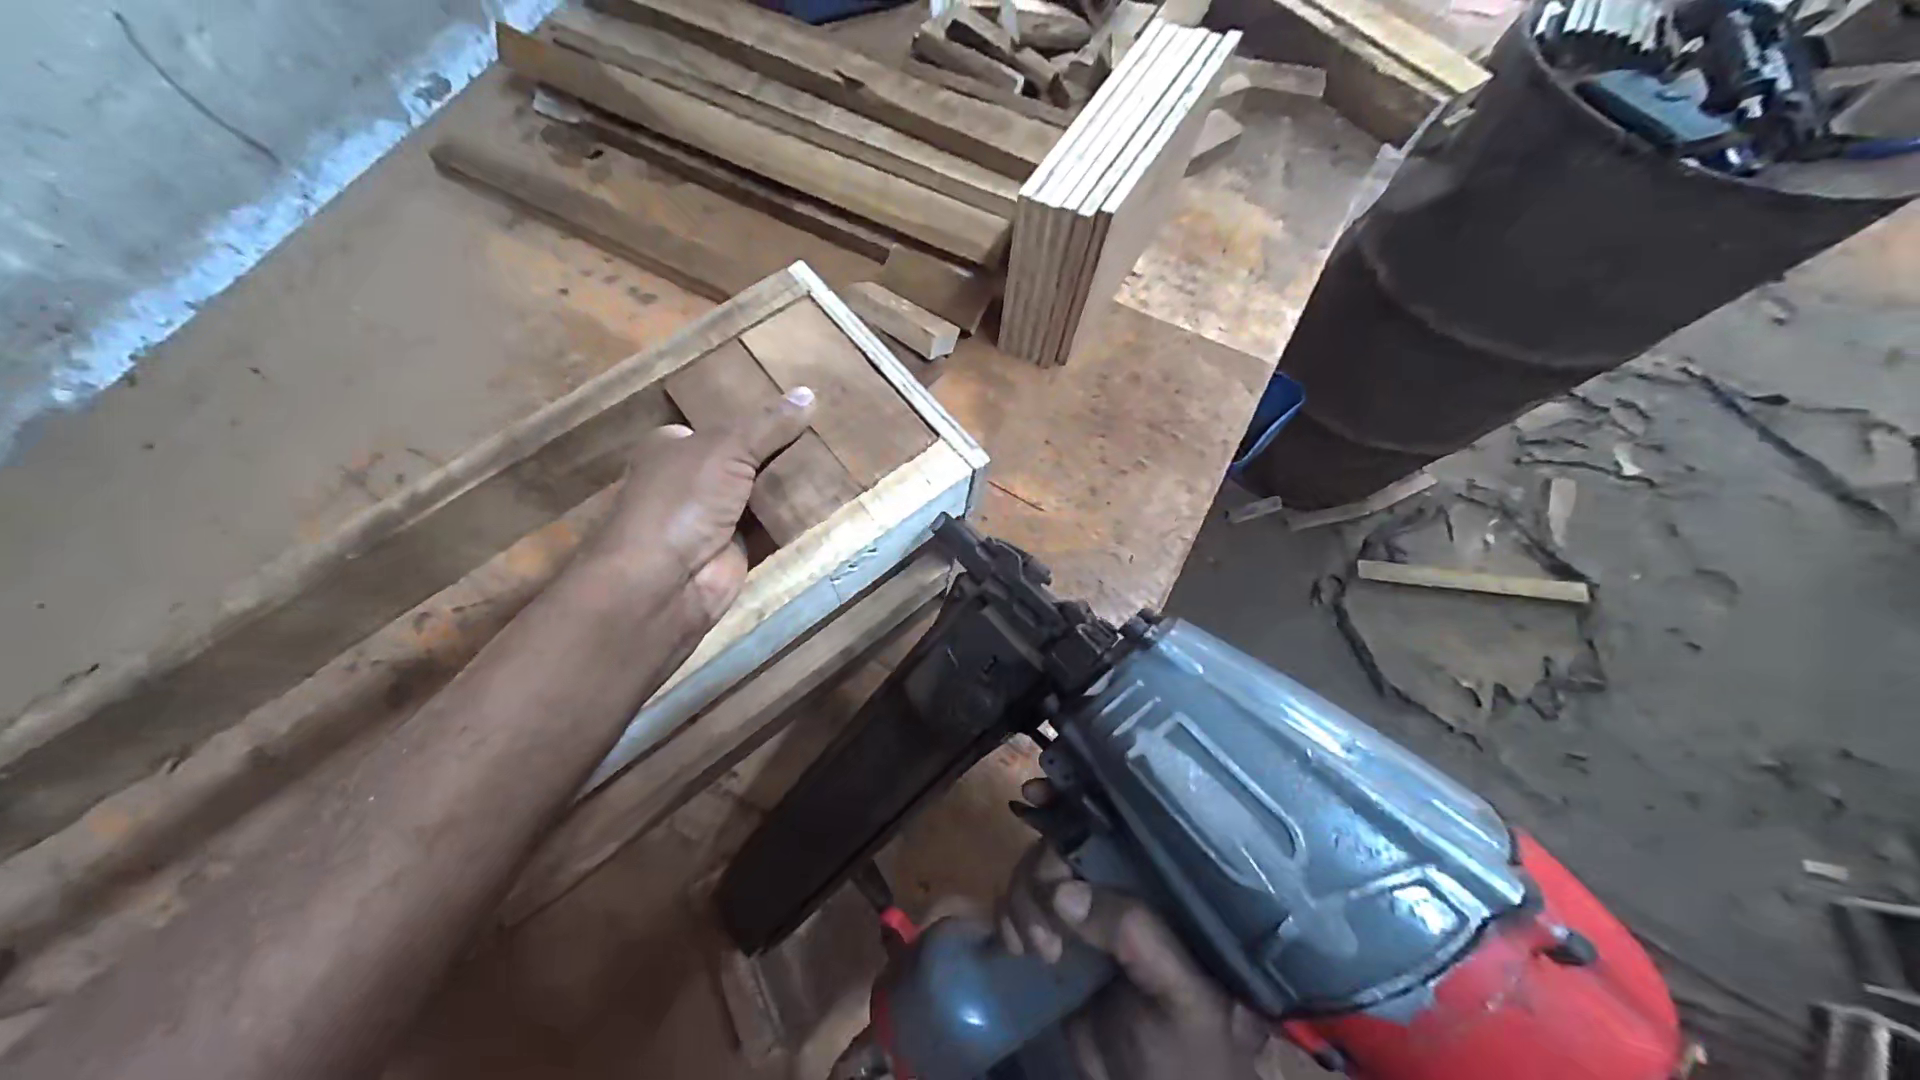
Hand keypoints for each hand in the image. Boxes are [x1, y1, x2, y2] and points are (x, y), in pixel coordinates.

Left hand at [577, 386, 813, 619]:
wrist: (666, 580)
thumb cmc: (682, 499)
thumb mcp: (725, 448)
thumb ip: (768, 425)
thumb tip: (810, 393)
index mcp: (674, 448)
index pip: (721, 427)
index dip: (757, 420)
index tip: (800, 411)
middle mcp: (692, 481)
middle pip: (746, 460)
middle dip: (781, 453)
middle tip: (829, 436)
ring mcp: (715, 518)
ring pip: (762, 494)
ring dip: (792, 486)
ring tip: (840, 462)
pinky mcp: (737, 549)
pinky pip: (772, 527)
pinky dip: (795, 518)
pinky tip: (831, 500)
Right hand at [1001, 783, 1265, 1079]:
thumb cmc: (1192, 1053)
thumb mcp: (1183, 997)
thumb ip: (1137, 938)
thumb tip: (1064, 891)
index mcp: (1165, 887)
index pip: (1123, 826)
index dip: (1080, 802)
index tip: (1039, 794)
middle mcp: (1123, 886)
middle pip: (1067, 843)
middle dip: (1043, 871)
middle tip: (1046, 928)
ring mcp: (1087, 910)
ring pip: (1038, 870)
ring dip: (1025, 901)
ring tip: (1038, 952)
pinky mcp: (1057, 935)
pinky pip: (1020, 904)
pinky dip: (1011, 918)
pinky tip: (1020, 949)